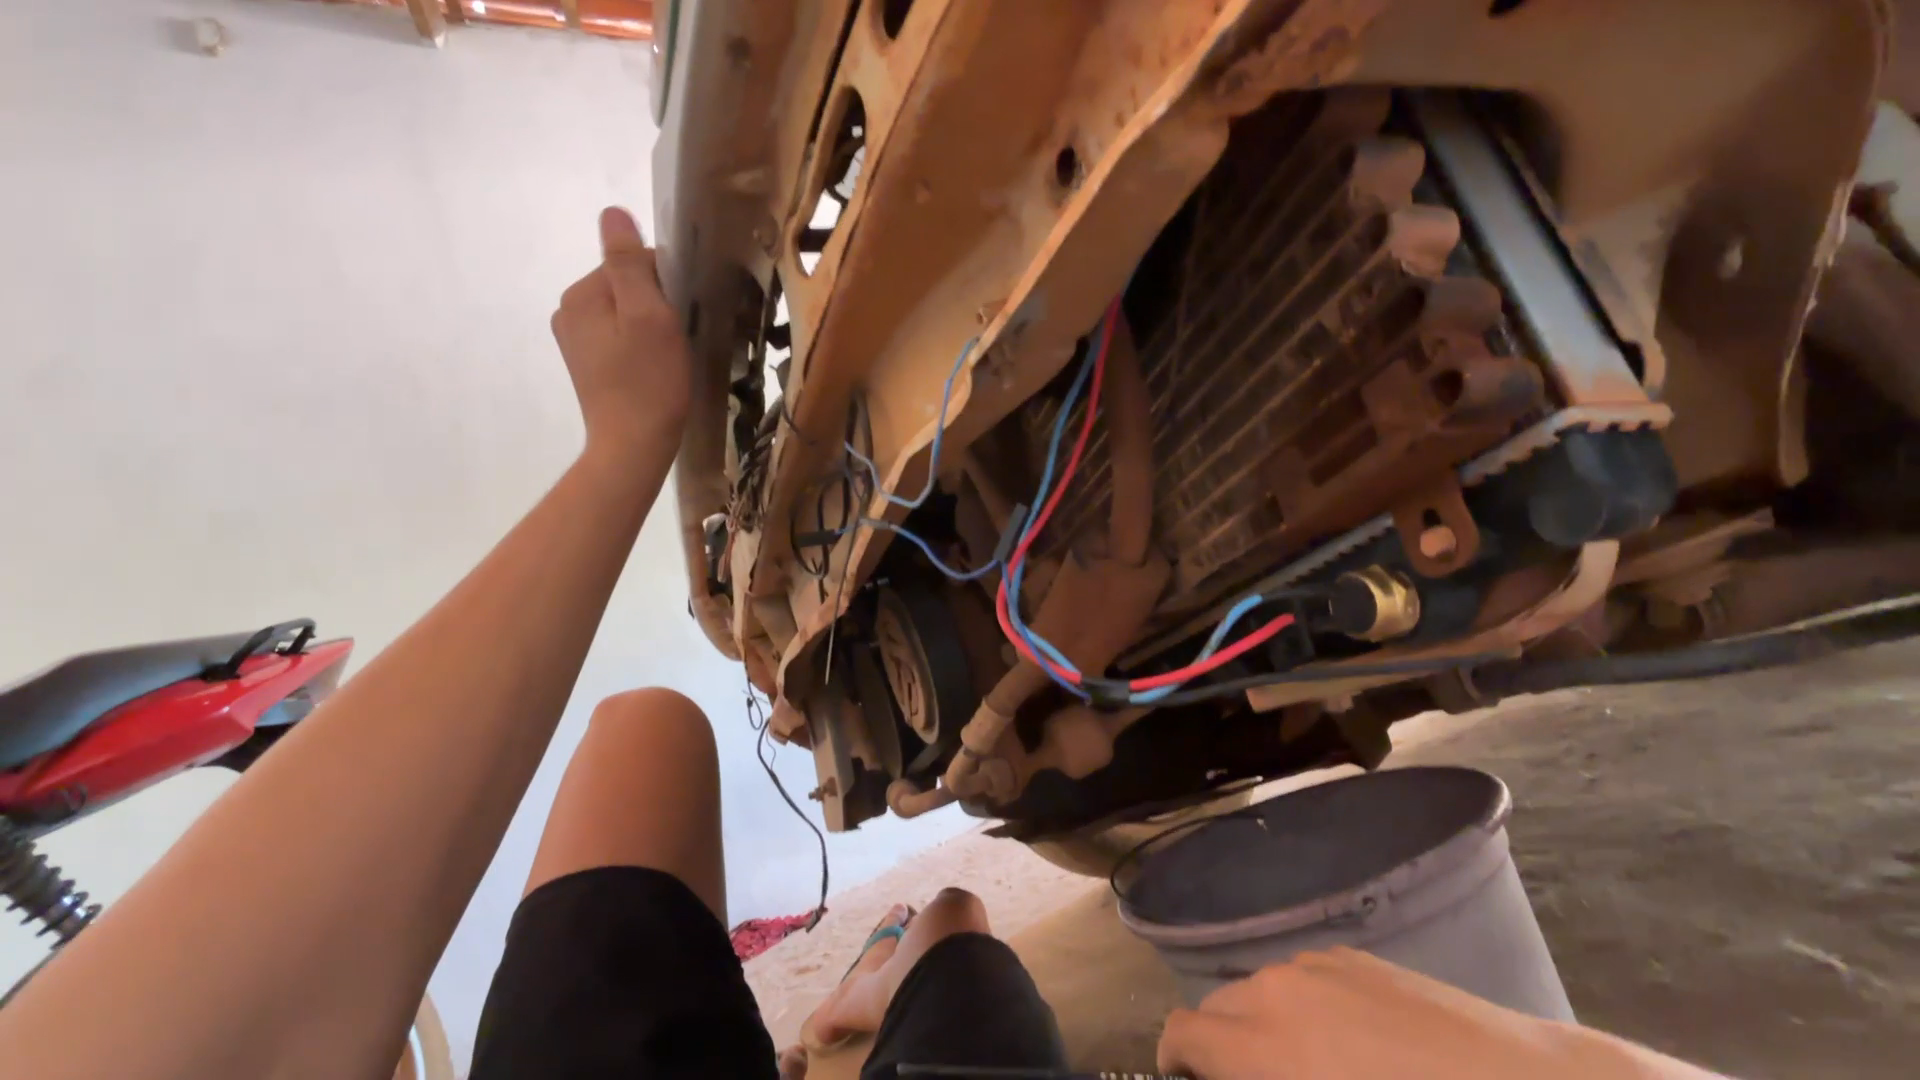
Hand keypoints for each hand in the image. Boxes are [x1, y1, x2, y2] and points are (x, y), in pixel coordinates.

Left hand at [552, 207, 691, 457]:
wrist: (633, 446)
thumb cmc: (648, 382)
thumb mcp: (648, 316)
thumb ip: (629, 263)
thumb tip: (612, 213)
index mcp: (582, 294)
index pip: (635, 263)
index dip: (669, 284)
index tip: (684, 314)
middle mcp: (569, 311)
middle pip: (629, 288)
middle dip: (659, 306)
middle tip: (679, 339)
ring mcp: (576, 341)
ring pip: (627, 314)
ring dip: (653, 328)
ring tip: (669, 357)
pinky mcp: (587, 366)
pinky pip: (621, 339)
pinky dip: (642, 347)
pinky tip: (655, 370)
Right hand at [1158, 948, 1721, 1079]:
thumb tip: (1235, 1076)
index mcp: (1260, 1043)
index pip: (1182, 1033)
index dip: (1178, 1063)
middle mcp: (1276, 990)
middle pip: (1215, 1008)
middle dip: (1221, 1049)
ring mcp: (1318, 966)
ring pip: (1260, 991)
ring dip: (1263, 1026)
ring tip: (1311, 1070)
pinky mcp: (1359, 959)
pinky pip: (1303, 978)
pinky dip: (1303, 1006)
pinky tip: (1353, 1044)